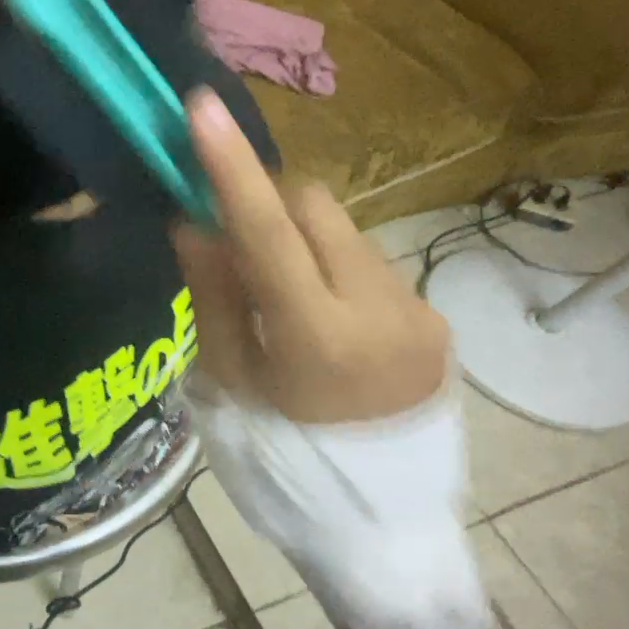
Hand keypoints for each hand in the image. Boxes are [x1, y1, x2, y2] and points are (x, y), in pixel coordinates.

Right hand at [174, 89, 450, 423]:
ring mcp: (417, 311)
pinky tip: (316, 313)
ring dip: (297, 235)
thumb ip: (214, 291)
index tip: (202, 109)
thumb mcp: (228, 376)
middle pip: (313, 206)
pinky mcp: (432, 315)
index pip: (266, 230)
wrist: (380, 519)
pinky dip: (327, 263)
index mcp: (319, 338)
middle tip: (227, 234)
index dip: (229, 165)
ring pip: (341, 228)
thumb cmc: (280, 453)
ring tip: (278, 293)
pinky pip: (364, 258)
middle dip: (265, 202)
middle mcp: (382, 312)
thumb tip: (195, 218)